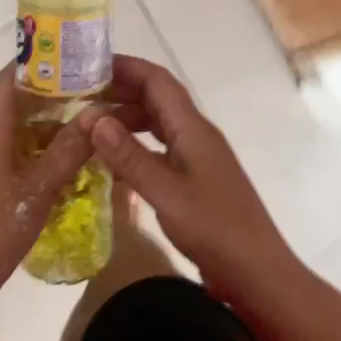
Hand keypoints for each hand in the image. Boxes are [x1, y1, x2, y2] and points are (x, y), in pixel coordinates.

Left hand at [0, 63, 96, 294]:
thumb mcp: (40, 188)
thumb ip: (69, 149)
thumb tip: (98, 113)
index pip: (8, 79)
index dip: (35, 64)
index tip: (67, 58)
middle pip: (12, 100)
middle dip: (48, 93)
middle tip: (87, 90)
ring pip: (12, 126)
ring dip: (43, 121)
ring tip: (82, 120)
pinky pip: (8, 147)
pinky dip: (33, 144)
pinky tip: (60, 157)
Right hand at [91, 56, 296, 301]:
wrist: (259, 274)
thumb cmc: (215, 229)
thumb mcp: (166, 193)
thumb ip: (129, 156)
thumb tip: (93, 117)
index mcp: (193, 128)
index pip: (157, 80)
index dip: (125, 67)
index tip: (89, 66)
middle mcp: (196, 134)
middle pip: (157, 97)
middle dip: (121, 90)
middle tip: (81, 96)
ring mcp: (198, 156)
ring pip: (159, 122)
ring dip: (127, 118)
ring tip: (92, 127)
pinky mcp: (196, 179)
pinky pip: (162, 147)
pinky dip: (137, 145)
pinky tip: (116, 161)